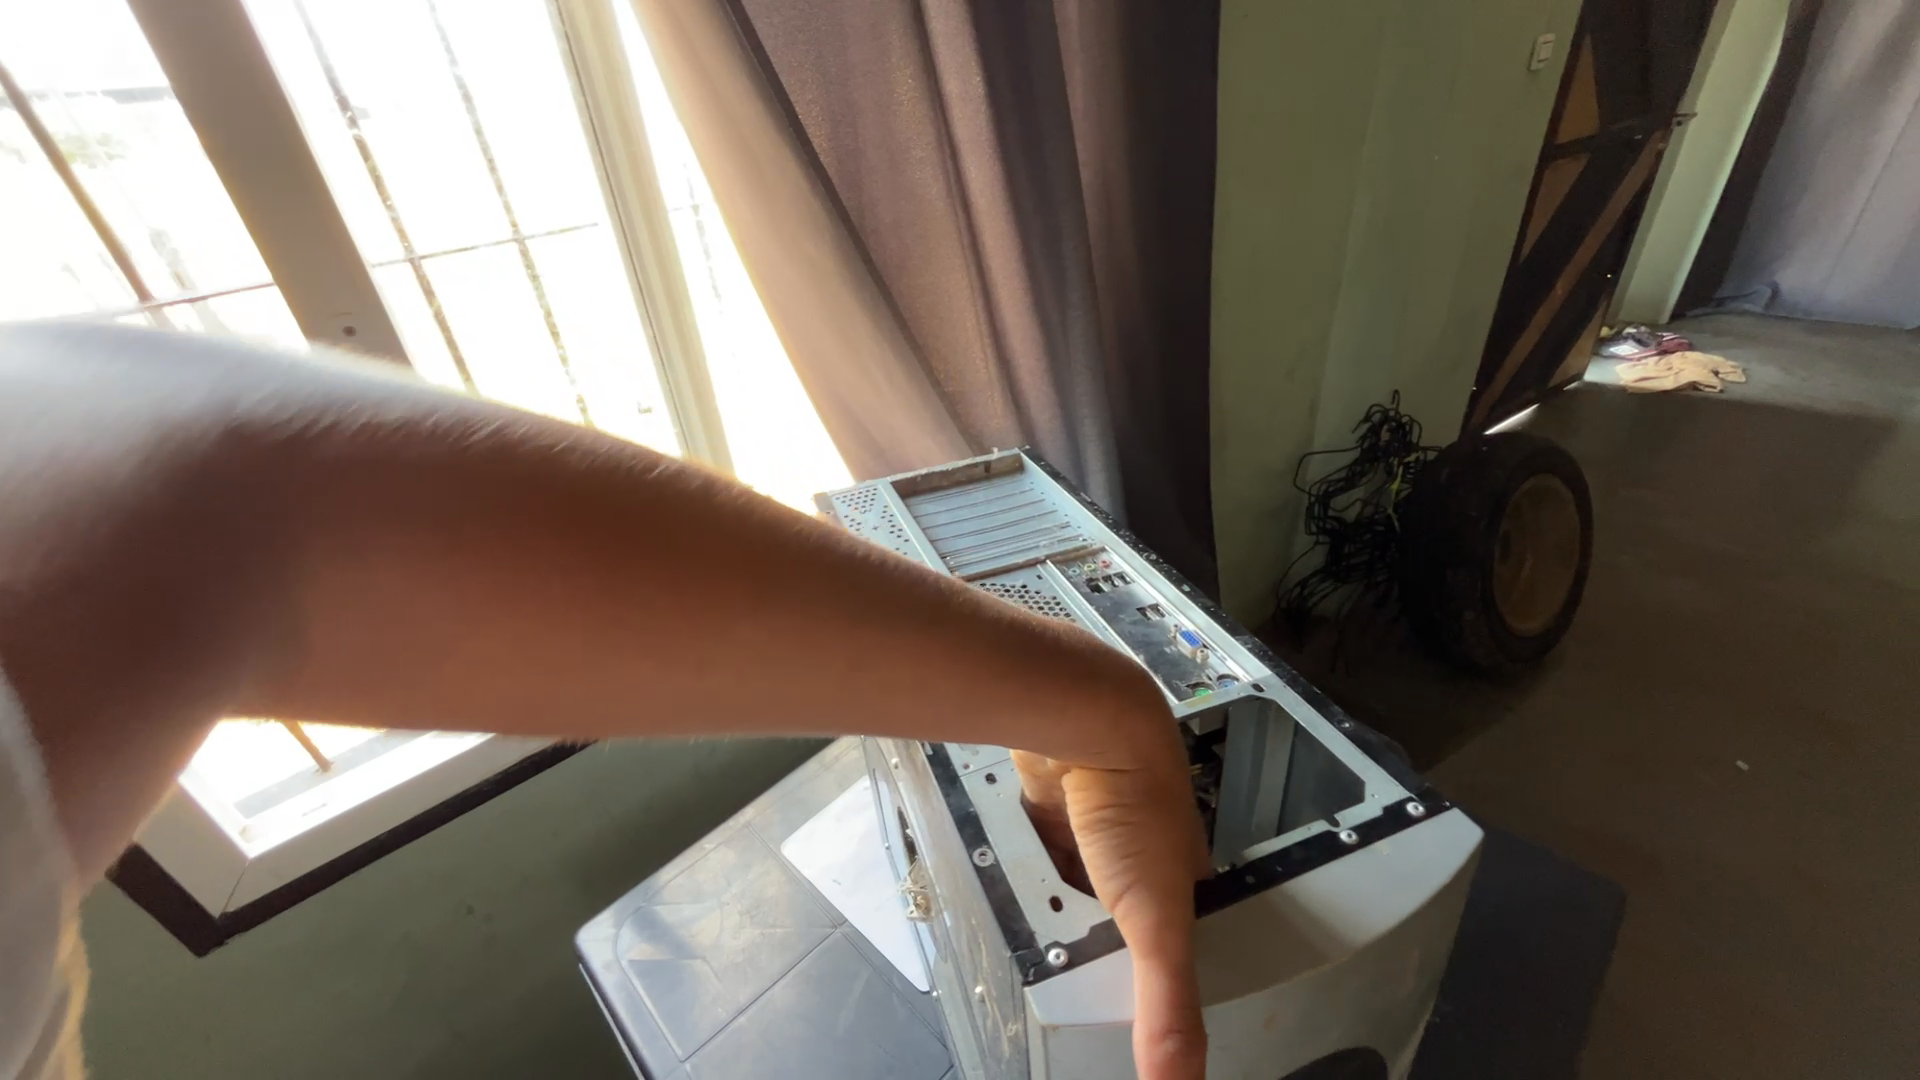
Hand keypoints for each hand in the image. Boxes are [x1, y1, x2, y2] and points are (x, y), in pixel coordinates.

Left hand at [1013, 714, 1209, 1079]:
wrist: (1087, 718)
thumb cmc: (1135, 808)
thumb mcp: (1158, 916)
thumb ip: (1169, 1004)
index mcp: (1177, 878)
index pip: (1163, 946)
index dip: (1138, 977)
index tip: (1110, 1008)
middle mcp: (1134, 852)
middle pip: (1107, 917)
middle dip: (1084, 943)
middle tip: (1052, 979)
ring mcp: (1089, 827)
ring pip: (1066, 885)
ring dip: (1048, 906)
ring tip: (1023, 947)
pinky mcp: (1049, 806)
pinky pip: (1034, 850)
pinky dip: (1024, 869)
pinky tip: (1006, 890)